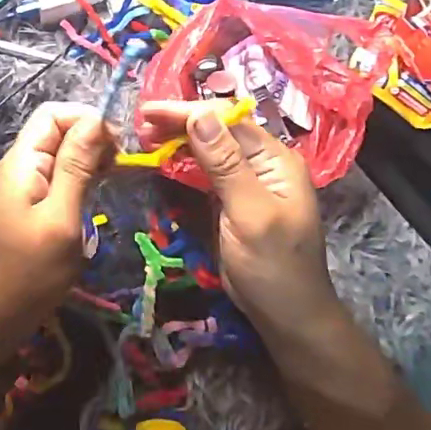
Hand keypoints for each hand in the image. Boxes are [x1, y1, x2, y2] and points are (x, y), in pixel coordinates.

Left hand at [0, 103, 112, 370]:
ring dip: (86, 158)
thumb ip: (76, 167)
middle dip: (90, 138)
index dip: (87, 120)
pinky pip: (53, 174)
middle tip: (115, 167)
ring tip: (108, 181)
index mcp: (21, 162)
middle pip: (56, 130)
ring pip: (57, 152)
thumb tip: (97, 119)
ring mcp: (20, 185)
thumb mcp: (61, 219)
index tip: (116, 148)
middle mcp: (17, 166)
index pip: (53, 114)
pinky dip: (76, 177)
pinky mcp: (26, 204)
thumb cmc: (30, 272)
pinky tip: (91, 195)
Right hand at [137, 101, 334, 336]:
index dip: (187, 112)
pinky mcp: (233, 199)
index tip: (149, 113)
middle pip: (217, 129)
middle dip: (180, 122)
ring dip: (179, 139)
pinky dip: (183, 161)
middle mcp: (263, 162)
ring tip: (146, 137)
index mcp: (275, 159)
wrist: (289, 318)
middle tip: (141, 125)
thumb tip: (200, 114)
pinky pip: (206, 170)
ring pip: (209, 147)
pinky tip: (164, 159)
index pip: (227, 120)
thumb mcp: (250, 214)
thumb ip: (226, 164)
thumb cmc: (274, 267)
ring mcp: (248, 180)